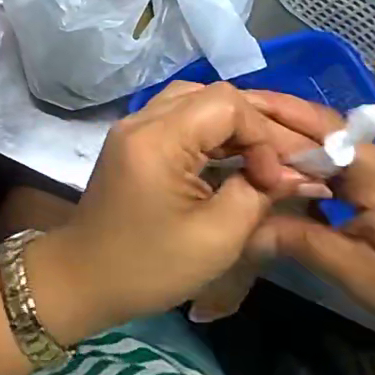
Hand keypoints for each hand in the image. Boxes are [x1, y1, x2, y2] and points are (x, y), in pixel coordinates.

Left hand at [27, 83, 327, 342]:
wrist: (81, 280)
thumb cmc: (148, 267)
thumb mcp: (215, 239)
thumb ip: (257, 195)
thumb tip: (293, 172)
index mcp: (158, 139)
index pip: (227, 104)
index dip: (262, 134)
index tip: (273, 176)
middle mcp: (143, 119)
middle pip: (213, 94)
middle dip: (254, 124)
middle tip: (284, 158)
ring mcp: (134, 125)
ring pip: (197, 100)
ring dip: (233, 124)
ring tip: (261, 155)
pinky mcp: (134, 138)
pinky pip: (180, 116)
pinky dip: (211, 131)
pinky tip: (232, 155)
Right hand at [250, 94, 374, 360]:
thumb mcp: (361, 274)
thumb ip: (303, 242)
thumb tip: (247, 226)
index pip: (315, 130)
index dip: (274, 118)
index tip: (231, 111)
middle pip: (318, 127)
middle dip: (274, 116)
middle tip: (227, 113)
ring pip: (326, 142)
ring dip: (287, 135)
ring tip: (243, 134)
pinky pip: (335, 160)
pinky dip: (305, 158)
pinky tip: (280, 169)